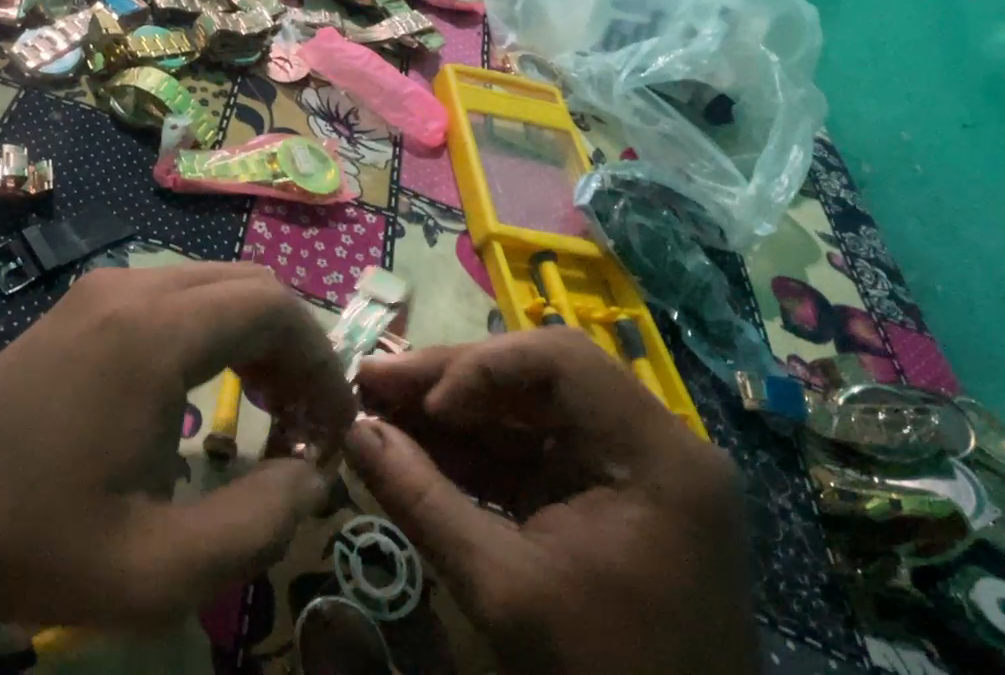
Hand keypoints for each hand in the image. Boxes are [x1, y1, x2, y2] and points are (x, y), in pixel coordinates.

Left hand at [0, 262, 356, 627]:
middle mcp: (130, 290)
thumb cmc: (32, 539)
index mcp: (153, 335)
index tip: (331, 429)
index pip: (275, 308)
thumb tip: (311, 479)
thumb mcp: (159, 567)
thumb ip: (258, 524)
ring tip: (264, 409)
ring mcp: (98, 291)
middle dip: (293, 347)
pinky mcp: (79, 307)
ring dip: (253, 336)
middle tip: (302, 423)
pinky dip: (209, 331)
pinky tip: (201, 391)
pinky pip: (170, 298)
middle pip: (248, 286)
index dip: (322, 364)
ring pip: (210, 286)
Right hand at [346, 331, 756, 674]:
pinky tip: (411, 449)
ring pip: (526, 412)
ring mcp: (627, 473)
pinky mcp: (603, 500)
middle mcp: (650, 446)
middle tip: (371, 383)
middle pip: (538, 379)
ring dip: (450, 415)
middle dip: (449, 382)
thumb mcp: (501, 585)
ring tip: (376, 411)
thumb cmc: (600, 668)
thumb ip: (421, 500)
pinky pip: (529, 454)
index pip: (561, 360)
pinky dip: (470, 452)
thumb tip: (351, 431)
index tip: (425, 406)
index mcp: (654, 456)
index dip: (481, 367)